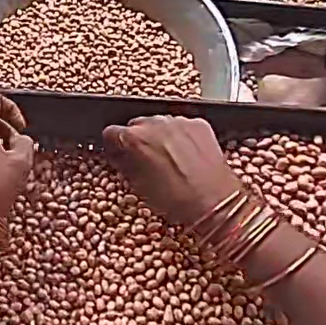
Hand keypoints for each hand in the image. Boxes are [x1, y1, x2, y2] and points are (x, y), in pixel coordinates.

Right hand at [103, 115, 242, 224]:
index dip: (113, 145)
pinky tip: (184, 155)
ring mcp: (179, 122)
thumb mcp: (138, 186)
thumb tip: (119, 156)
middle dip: (137, 139)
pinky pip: (181, 126)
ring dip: (158, 136)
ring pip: (159, 123)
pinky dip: (180, 136)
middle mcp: (155, 124)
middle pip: (136, 125)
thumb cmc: (176, 200)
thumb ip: (124, 164)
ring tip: (167, 159)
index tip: (117, 153)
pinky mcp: (199, 124)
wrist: (214, 202)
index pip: (111, 133)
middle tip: (144, 159)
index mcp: (135, 139)